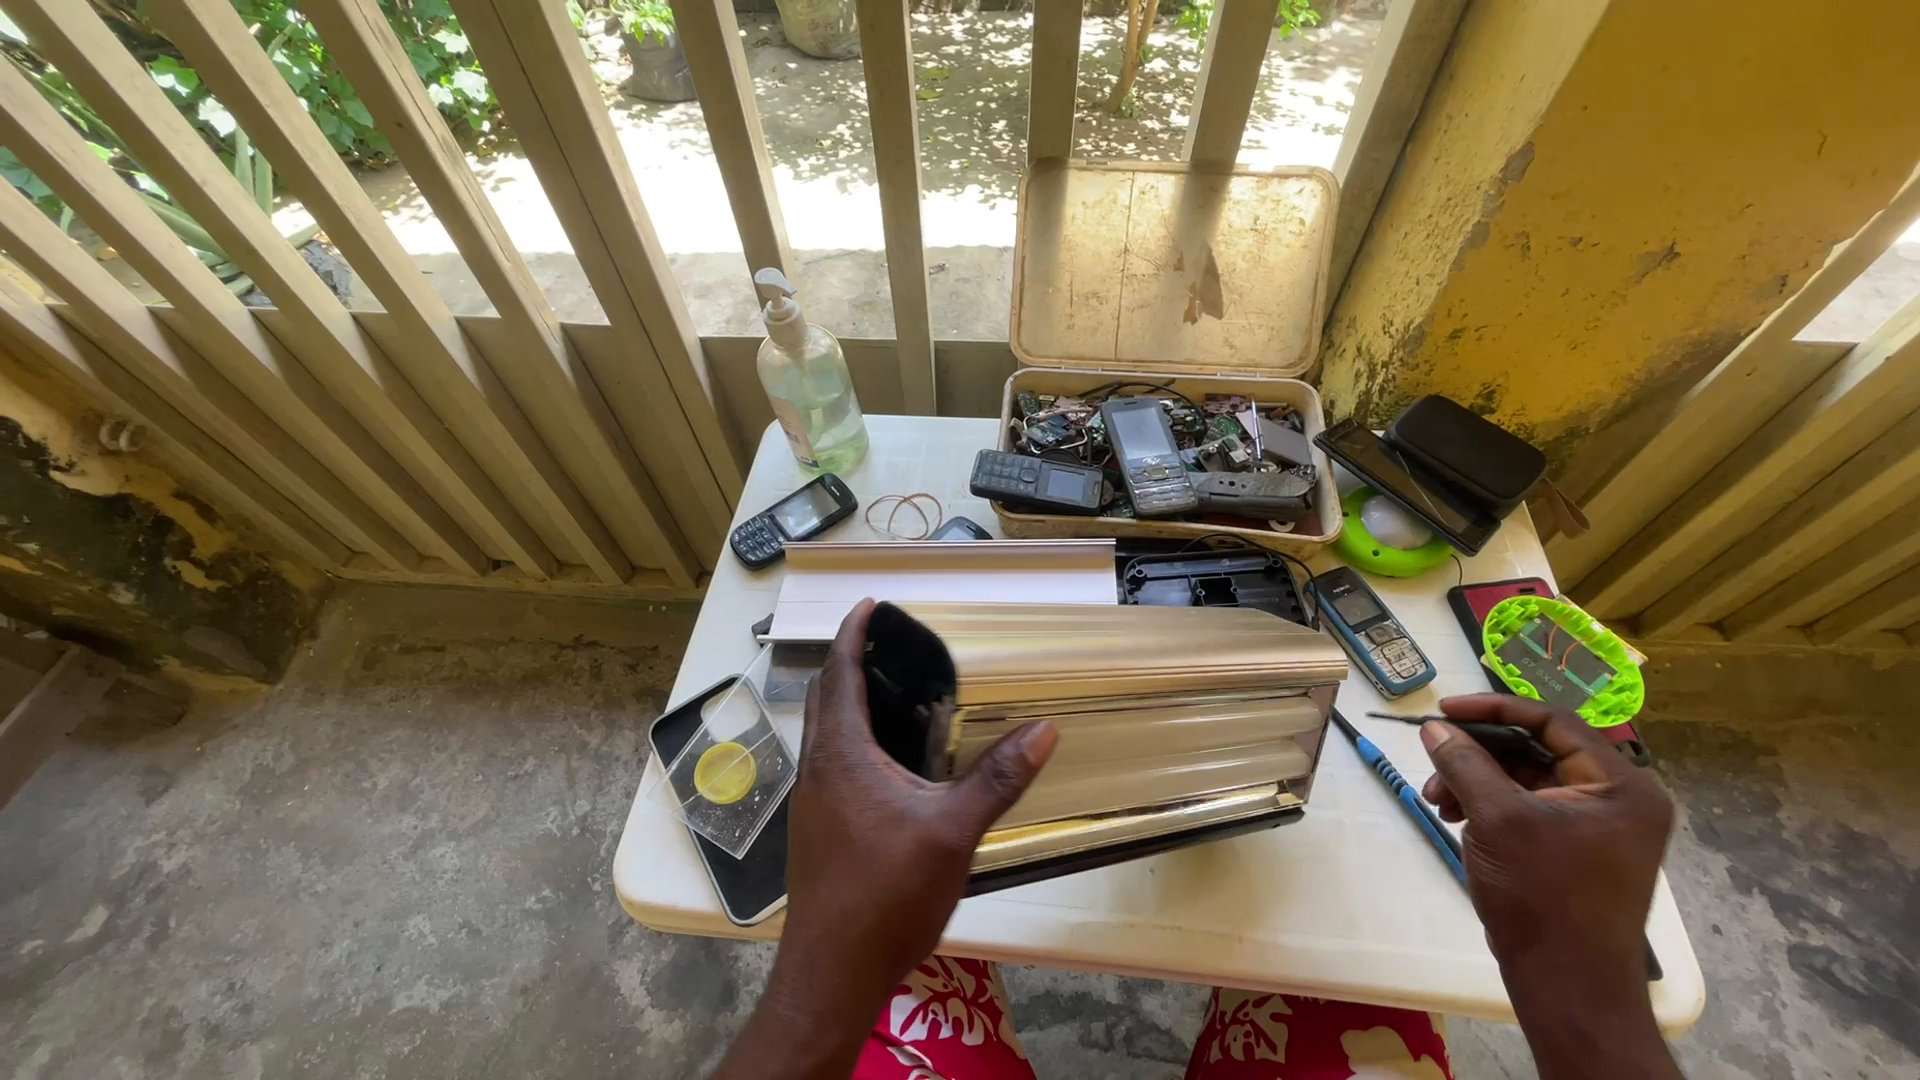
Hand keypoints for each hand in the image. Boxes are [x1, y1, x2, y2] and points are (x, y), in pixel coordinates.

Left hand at [780, 598, 1056, 992]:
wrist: (831, 973)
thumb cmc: (887, 894)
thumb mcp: (954, 831)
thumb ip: (998, 777)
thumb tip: (1044, 729)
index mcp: (842, 755)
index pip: (839, 674)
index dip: (851, 634)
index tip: (867, 604)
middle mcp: (817, 769)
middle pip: (824, 698)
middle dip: (848, 663)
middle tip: (887, 647)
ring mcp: (810, 802)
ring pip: (824, 733)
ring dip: (847, 703)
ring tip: (892, 697)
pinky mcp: (814, 830)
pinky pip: (830, 764)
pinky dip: (851, 741)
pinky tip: (888, 767)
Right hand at [1420, 694, 1680, 1079]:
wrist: (1566, 981)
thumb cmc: (1542, 893)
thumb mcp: (1496, 817)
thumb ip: (1464, 763)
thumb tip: (1434, 727)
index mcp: (1620, 785)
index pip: (1552, 721)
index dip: (1493, 708)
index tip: (1442, 709)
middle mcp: (1616, 798)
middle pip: (1534, 748)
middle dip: (1476, 753)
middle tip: (1432, 761)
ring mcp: (1595, 824)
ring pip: (1523, 776)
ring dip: (1474, 779)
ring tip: (1437, 800)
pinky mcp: (1573, 846)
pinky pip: (1524, 804)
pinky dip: (1486, 802)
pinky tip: (1454, 815)